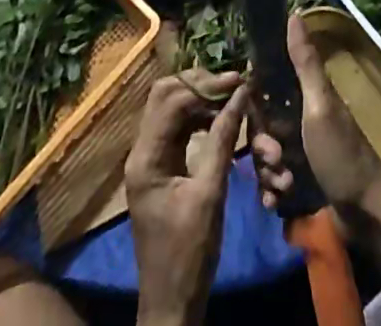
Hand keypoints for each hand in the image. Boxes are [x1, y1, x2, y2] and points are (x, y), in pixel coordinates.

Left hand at [126, 70, 247, 325]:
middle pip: (164, 96)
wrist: (171, 300)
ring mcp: (149, 158)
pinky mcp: (160, 168)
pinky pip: (177, 130)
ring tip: (232, 99)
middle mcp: (141, 149)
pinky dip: (198, 119)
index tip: (239, 80)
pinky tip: (221, 120)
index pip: (171, 101)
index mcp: (146, 156)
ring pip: (170, 110)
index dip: (205, 85)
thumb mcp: (210, 195)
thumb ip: (222, 141)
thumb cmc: (190, 253)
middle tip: (233, 85)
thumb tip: (239, 97)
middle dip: (199, 85)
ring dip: (199, 100)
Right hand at [251, 14, 380, 216]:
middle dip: (262, 146)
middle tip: (277, 159)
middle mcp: (298, 123)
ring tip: (283, 186)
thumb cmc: (343, 154)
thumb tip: (295, 14)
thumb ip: (304, 63)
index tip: (245, 112)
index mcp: (303, 100)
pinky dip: (272, 193)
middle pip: (260, 126)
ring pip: (263, 156)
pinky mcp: (299, 184)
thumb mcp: (321, 105)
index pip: (263, 89)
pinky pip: (271, 183)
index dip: (251, 100)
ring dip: (267, 173)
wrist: (368, 216)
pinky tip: (277, 201)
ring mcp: (298, 155)